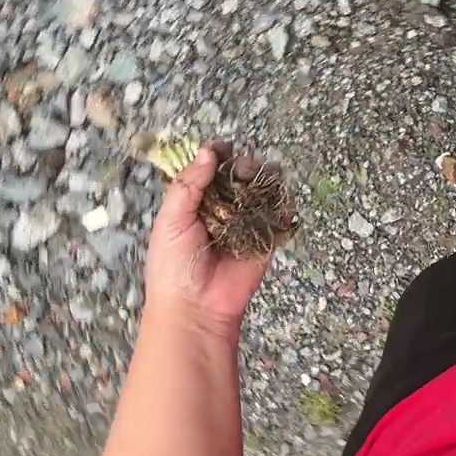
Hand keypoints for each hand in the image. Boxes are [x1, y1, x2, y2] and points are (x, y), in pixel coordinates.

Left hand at [143, 143, 272, 339]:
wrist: (196, 307)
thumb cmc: (173, 266)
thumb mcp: (170, 220)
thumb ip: (188, 184)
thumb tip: (209, 152)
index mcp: (197, 202)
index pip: (211, 169)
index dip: (217, 155)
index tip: (222, 147)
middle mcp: (224, 209)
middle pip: (241, 175)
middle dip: (243, 166)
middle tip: (241, 169)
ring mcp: (248, 223)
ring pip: (263, 191)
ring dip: (265, 180)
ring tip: (258, 182)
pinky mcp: (267, 239)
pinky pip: (281, 217)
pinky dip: (285, 205)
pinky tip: (279, 201)